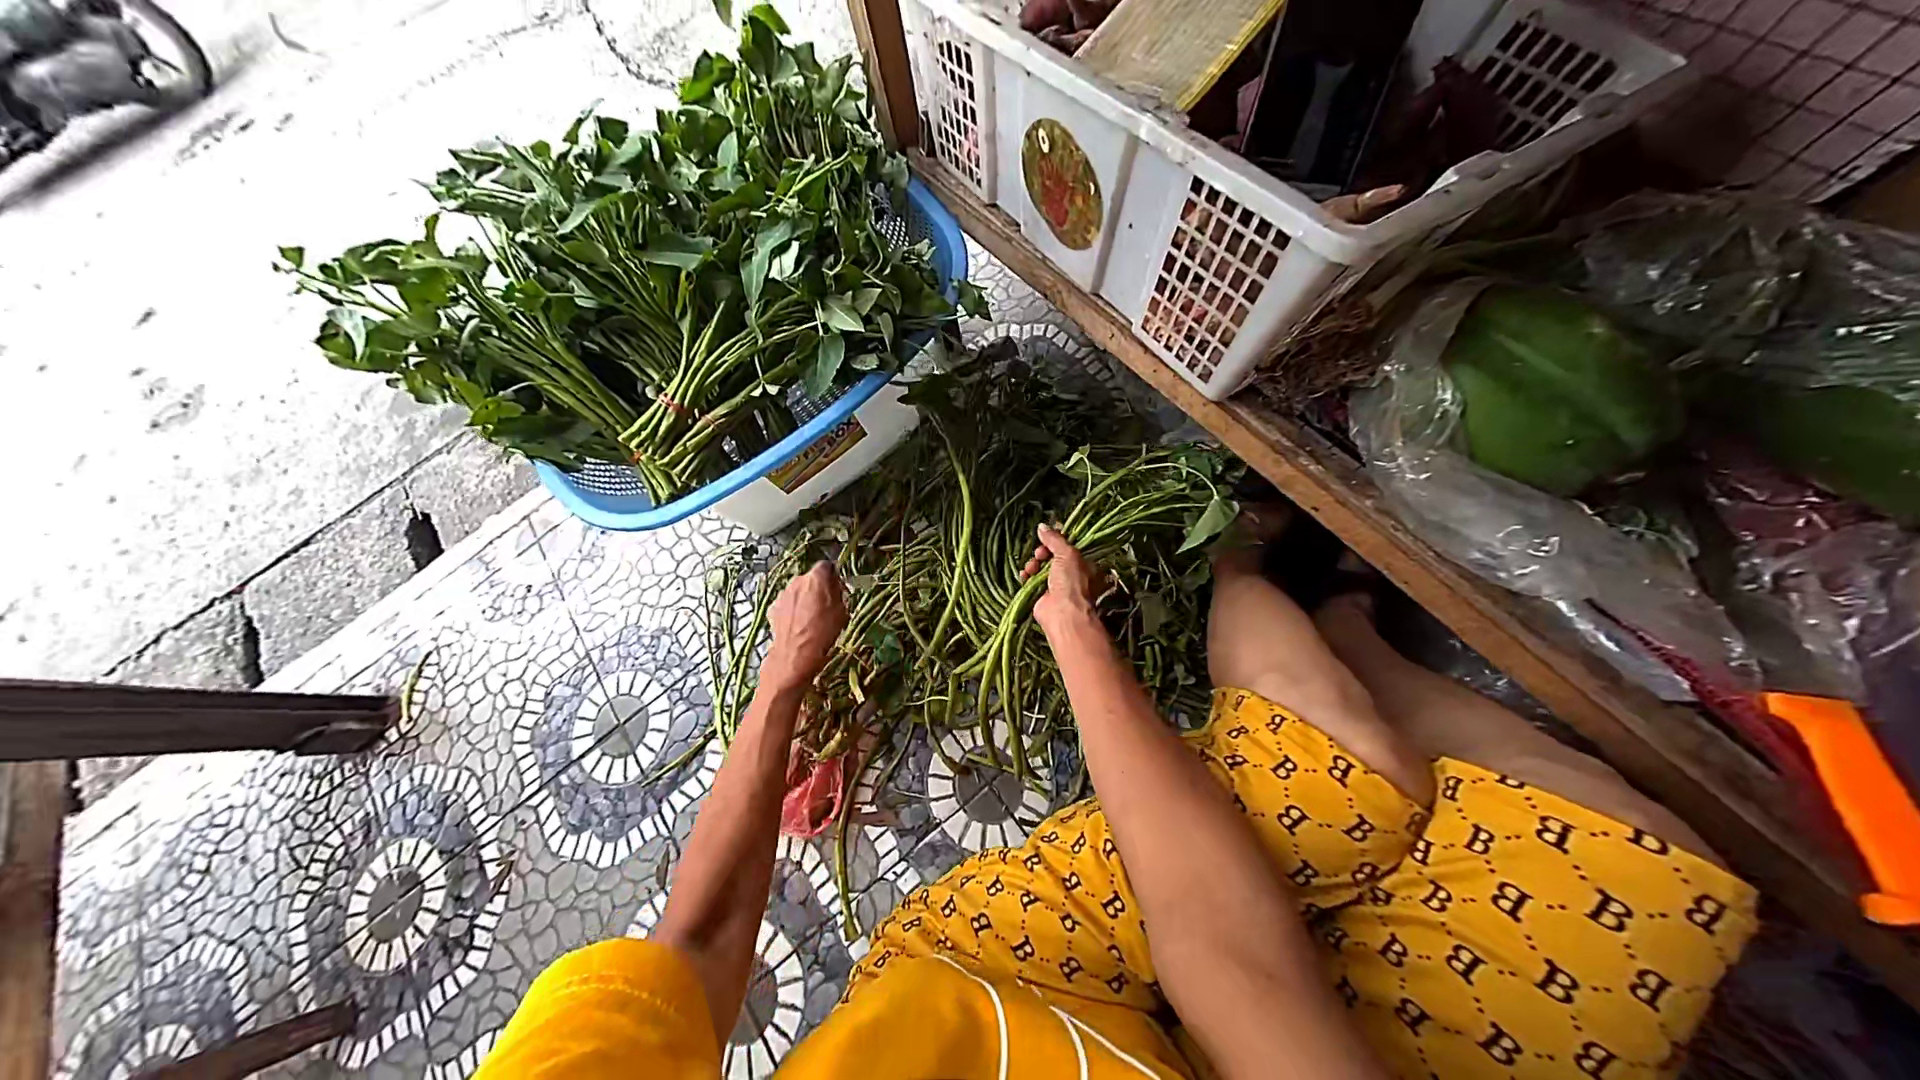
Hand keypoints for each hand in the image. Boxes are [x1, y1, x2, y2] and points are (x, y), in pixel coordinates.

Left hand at [763, 561, 846, 691]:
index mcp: (816, 578)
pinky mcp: (773, 607)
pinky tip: (798, 624)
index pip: (826, 566)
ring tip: (811, 617)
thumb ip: (838, 594)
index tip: (838, 588)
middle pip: (810, 578)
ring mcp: (782, 594)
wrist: (794, 656)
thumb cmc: (823, 633)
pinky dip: (793, 609)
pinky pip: (787, 603)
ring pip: (798, 590)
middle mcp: (797, 580)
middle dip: (817, 587)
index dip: (832, 576)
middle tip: (826, 604)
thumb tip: (835, 586)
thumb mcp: (842, 612)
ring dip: (804, 598)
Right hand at [1021, 524, 1102, 632]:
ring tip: (1031, 568)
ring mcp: (1055, 585)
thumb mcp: (1067, 554)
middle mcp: (1070, 574)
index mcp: (1082, 564)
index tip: (1046, 538)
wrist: (1063, 613)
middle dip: (1042, 553)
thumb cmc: (1072, 582)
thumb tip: (1042, 526)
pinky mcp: (1041, 595)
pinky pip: (1031, 580)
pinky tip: (1024, 575)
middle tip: (1039, 555)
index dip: (1055, 541)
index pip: (1066, 547)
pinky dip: (1026, 576)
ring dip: (1032, 564)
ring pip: (1039, 567)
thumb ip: (1054, 539)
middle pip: (1051, 556)